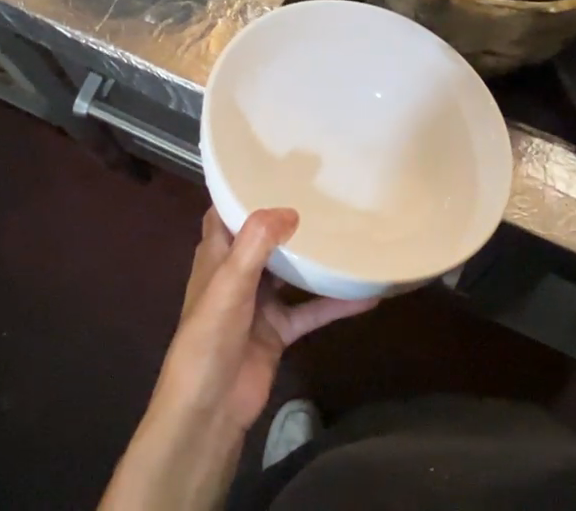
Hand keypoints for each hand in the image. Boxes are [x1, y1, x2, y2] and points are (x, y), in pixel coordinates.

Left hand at [155, 208, 375, 436]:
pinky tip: (366, 294)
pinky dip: (335, 303)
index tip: (277, 166)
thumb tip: (290, 210)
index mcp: (216, 257)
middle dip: (287, 217)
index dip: (243, 189)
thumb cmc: (209, 339)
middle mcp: (238, 275)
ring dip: (314, 257)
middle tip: (324, 191)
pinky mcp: (278, 331)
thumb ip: (256, 244)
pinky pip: (311, 310)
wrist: (209, 408)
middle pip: (263, 238)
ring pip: (292, 272)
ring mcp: (260, 303)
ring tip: (348, 231)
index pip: (225, 212)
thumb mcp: (229, 284)